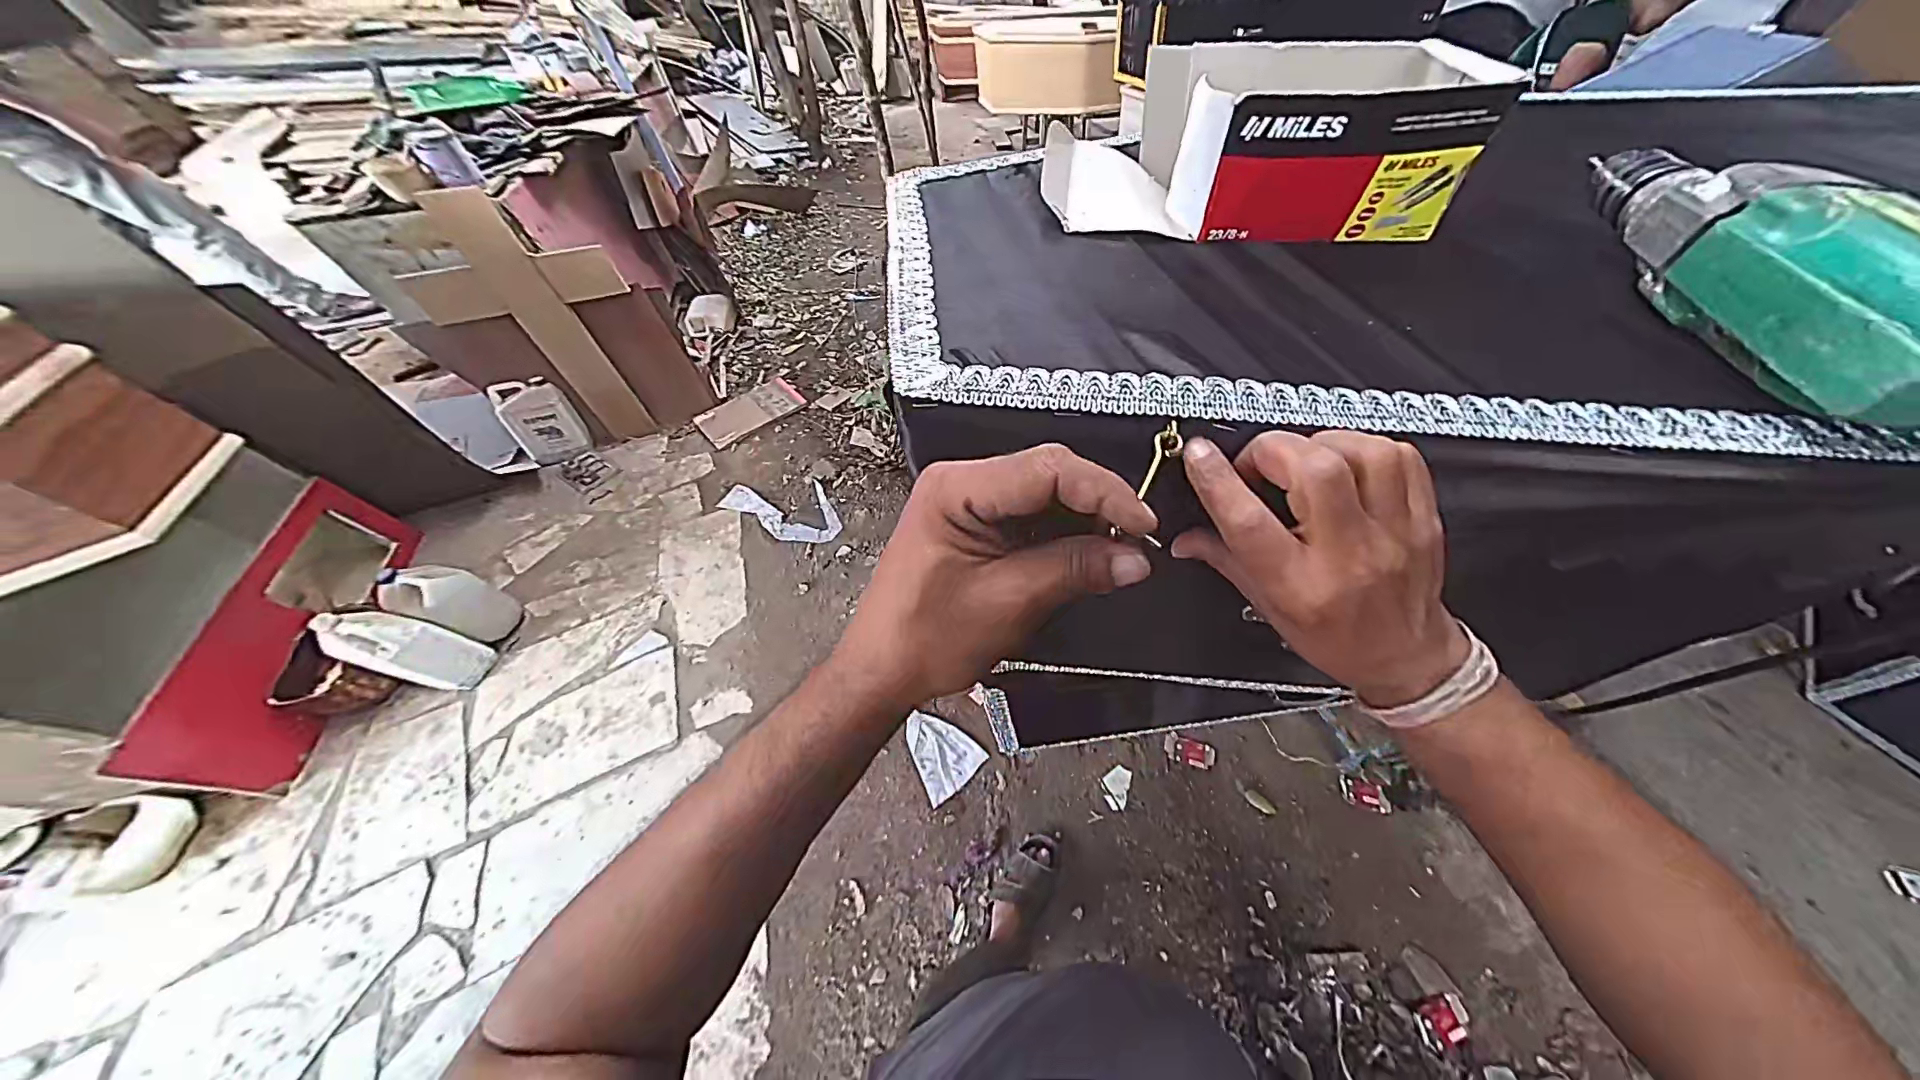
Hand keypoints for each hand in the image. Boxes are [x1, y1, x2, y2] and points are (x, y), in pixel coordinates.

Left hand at [832, 444, 1157, 708]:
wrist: (883, 668)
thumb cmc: (921, 638)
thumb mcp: (1007, 602)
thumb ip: (1073, 570)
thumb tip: (1131, 555)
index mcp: (955, 489)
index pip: (1048, 468)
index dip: (1104, 492)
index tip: (1141, 523)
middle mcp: (960, 484)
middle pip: (1049, 475)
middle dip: (1098, 506)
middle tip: (1135, 541)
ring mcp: (968, 503)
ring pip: (1046, 496)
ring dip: (1085, 523)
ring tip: (1116, 554)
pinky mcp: (977, 525)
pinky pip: (1032, 518)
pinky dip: (1064, 536)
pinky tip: (1086, 556)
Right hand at [1171, 431, 1467, 707]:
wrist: (1405, 657)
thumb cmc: (1335, 637)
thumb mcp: (1265, 605)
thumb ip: (1223, 559)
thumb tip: (1186, 535)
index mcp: (1299, 585)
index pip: (1250, 522)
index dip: (1218, 480)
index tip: (1199, 456)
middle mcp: (1348, 556)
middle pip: (1314, 471)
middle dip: (1272, 451)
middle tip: (1259, 463)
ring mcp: (1392, 534)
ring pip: (1362, 453)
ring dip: (1319, 443)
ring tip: (1301, 459)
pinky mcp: (1421, 518)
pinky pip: (1398, 455)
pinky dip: (1362, 445)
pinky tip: (1343, 461)